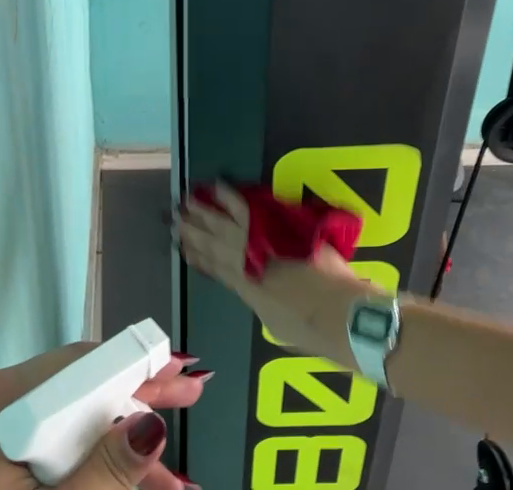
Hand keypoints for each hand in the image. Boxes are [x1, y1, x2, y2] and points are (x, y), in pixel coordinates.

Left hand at [0, 342, 208, 488]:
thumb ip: (105, 472)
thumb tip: (151, 426)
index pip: (78, 368)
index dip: (132, 365)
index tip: (175, 367)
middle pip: (83, 388)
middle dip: (139, 398)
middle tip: (191, 391)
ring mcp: (0, 429)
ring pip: (78, 421)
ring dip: (126, 447)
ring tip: (176, 478)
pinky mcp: (4, 456)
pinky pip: (62, 444)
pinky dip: (98, 463)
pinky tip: (141, 486)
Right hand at [175, 182, 384, 371]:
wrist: (338, 313)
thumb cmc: (309, 327)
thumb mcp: (274, 323)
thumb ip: (261, 301)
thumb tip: (258, 291)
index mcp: (242, 286)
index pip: (212, 267)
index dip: (196, 257)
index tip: (181, 247)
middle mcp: (243, 260)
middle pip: (212, 241)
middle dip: (191, 229)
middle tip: (174, 217)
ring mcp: (258, 241)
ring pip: (222, 221)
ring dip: (203, 210)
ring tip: (187, 198)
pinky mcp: (276, 225)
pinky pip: (245, 206)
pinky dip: (230, 195)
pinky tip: (219, 186)